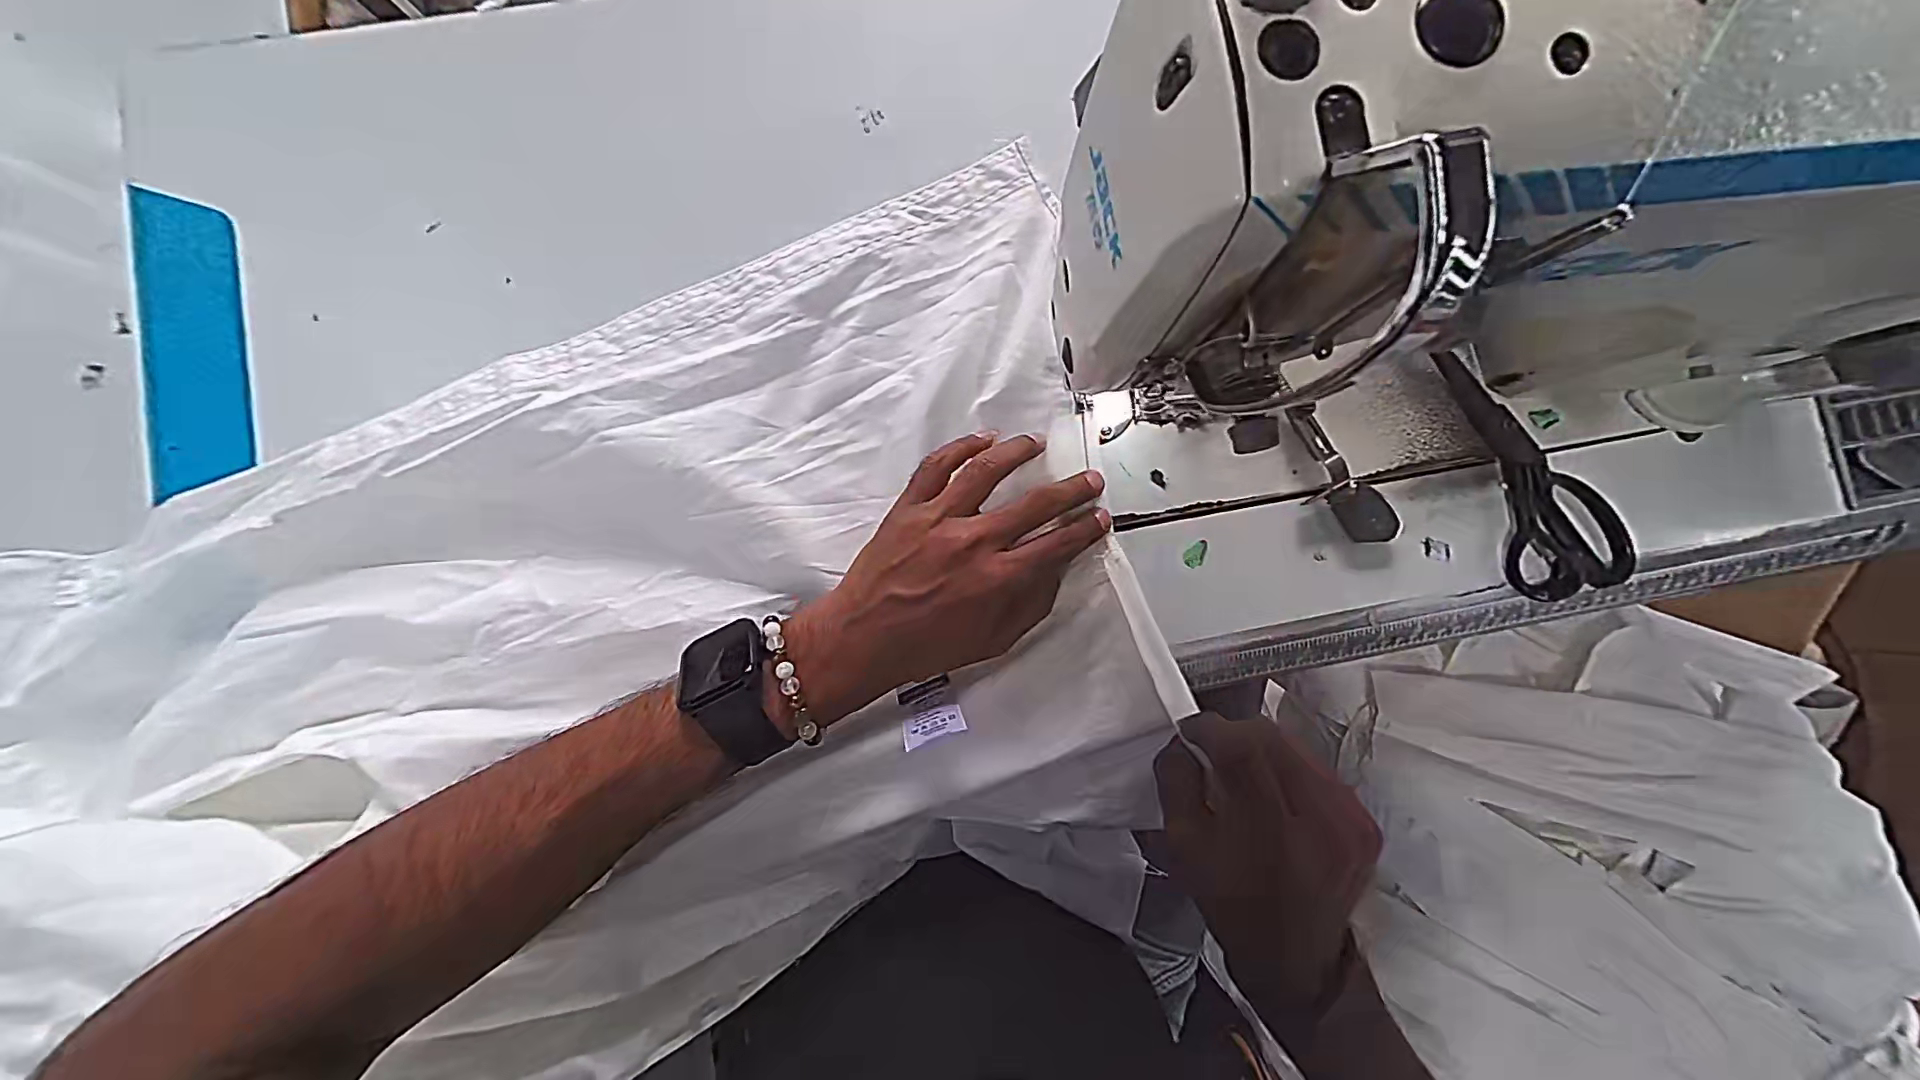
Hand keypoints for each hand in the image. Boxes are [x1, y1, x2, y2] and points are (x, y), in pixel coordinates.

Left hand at [780, 432, 1108, 726]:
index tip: (1096, 519)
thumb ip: (1030, 605)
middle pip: (1035, 503)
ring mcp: (938, 520)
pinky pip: (936, 467)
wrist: (863, 638)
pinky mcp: (909, 509)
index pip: (1055, 544)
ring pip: (987, 471)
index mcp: (996, 578)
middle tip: (1087, 481)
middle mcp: (972, 543)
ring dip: (1018, 453)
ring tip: (1035, 444)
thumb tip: (1055, 573)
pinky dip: (961, 448)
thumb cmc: (924, 645)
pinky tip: (980, 441)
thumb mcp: (992, 639)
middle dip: (1071, 490)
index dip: (1083, 529)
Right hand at [1150, 712, 1381, 1032]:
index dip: (1208, 728)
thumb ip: (1176, 780)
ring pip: (1295, 746)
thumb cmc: (1230, 902)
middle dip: (1233, 734)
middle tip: (1213, 751)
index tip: (1190, 732)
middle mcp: (1320, 816)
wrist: (1295, 958)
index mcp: (1268, 826)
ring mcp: (1350, 819)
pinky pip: (1318, 769)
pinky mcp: (1365, 823)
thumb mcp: (1182, 843)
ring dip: (1261, 748)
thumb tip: (1183, 741)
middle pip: (1269, 735)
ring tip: (1243, 774)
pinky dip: (1289, 769)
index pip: (1238, 743)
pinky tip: (1274, 794)